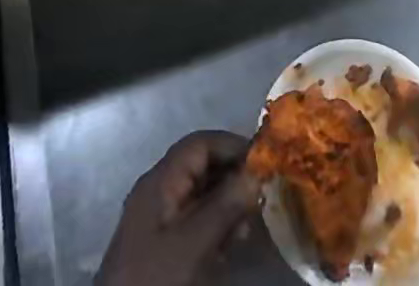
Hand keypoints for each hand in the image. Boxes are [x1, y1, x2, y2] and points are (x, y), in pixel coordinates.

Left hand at [95, 130, 262, 285]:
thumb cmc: (155, 277)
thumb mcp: (193, 242)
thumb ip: (225, 205)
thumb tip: (256, 172)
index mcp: (160, 180)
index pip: (199, 144)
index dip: (231, 146)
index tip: (263, 161)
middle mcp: (159, 190)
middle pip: (201, 165)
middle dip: (232, 174)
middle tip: (261, 193)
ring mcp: (159, 217)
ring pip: (200, 192)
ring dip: (228, 201)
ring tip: (249, 222)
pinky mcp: (163, 243)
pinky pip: (195, 217)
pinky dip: (217, 222)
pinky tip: (232, 241)